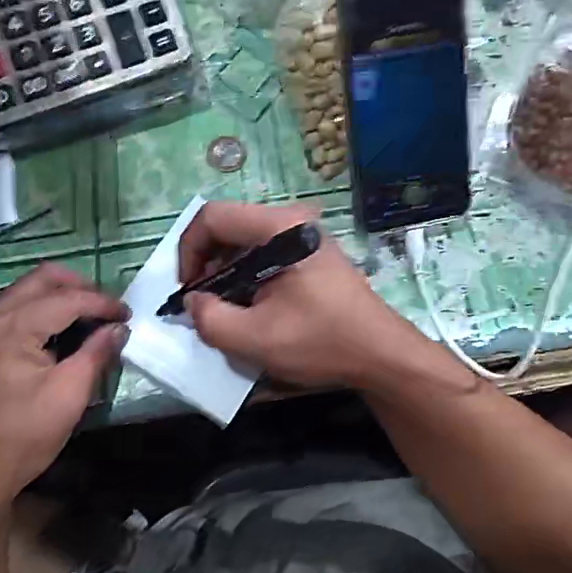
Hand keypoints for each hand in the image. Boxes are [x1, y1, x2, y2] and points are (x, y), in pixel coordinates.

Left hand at [0, 264, 127, 513]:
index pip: (66, 299)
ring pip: (25, 290)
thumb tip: (119, 328)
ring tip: (89, 320)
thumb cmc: (23, 436)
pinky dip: (41, 310)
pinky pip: (12, 309)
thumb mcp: (69, 394)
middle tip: (107, 309)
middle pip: (41, 279)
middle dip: (80, 287)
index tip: (128, 315)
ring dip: (60, 297)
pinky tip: (60, 333)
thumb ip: (96, 353)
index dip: (102, 303)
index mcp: (9, 327)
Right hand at [177, 201, 452, 390]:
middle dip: (206, 264)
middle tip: (203, 302)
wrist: (382, 355)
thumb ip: (210, 319)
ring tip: (225, 309)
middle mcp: (294, 221)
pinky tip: (251, 307)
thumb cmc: (322, 343)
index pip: (212, 217)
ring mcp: (306, 236)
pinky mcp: (312, 254)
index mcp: (281, 228)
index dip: (189, 251)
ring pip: (245, 242)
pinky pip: (265, 253)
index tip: (189, 290)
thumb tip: (193, 302)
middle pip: (229, 227)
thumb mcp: (255, 339)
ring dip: (226, 272)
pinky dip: (247, 276)